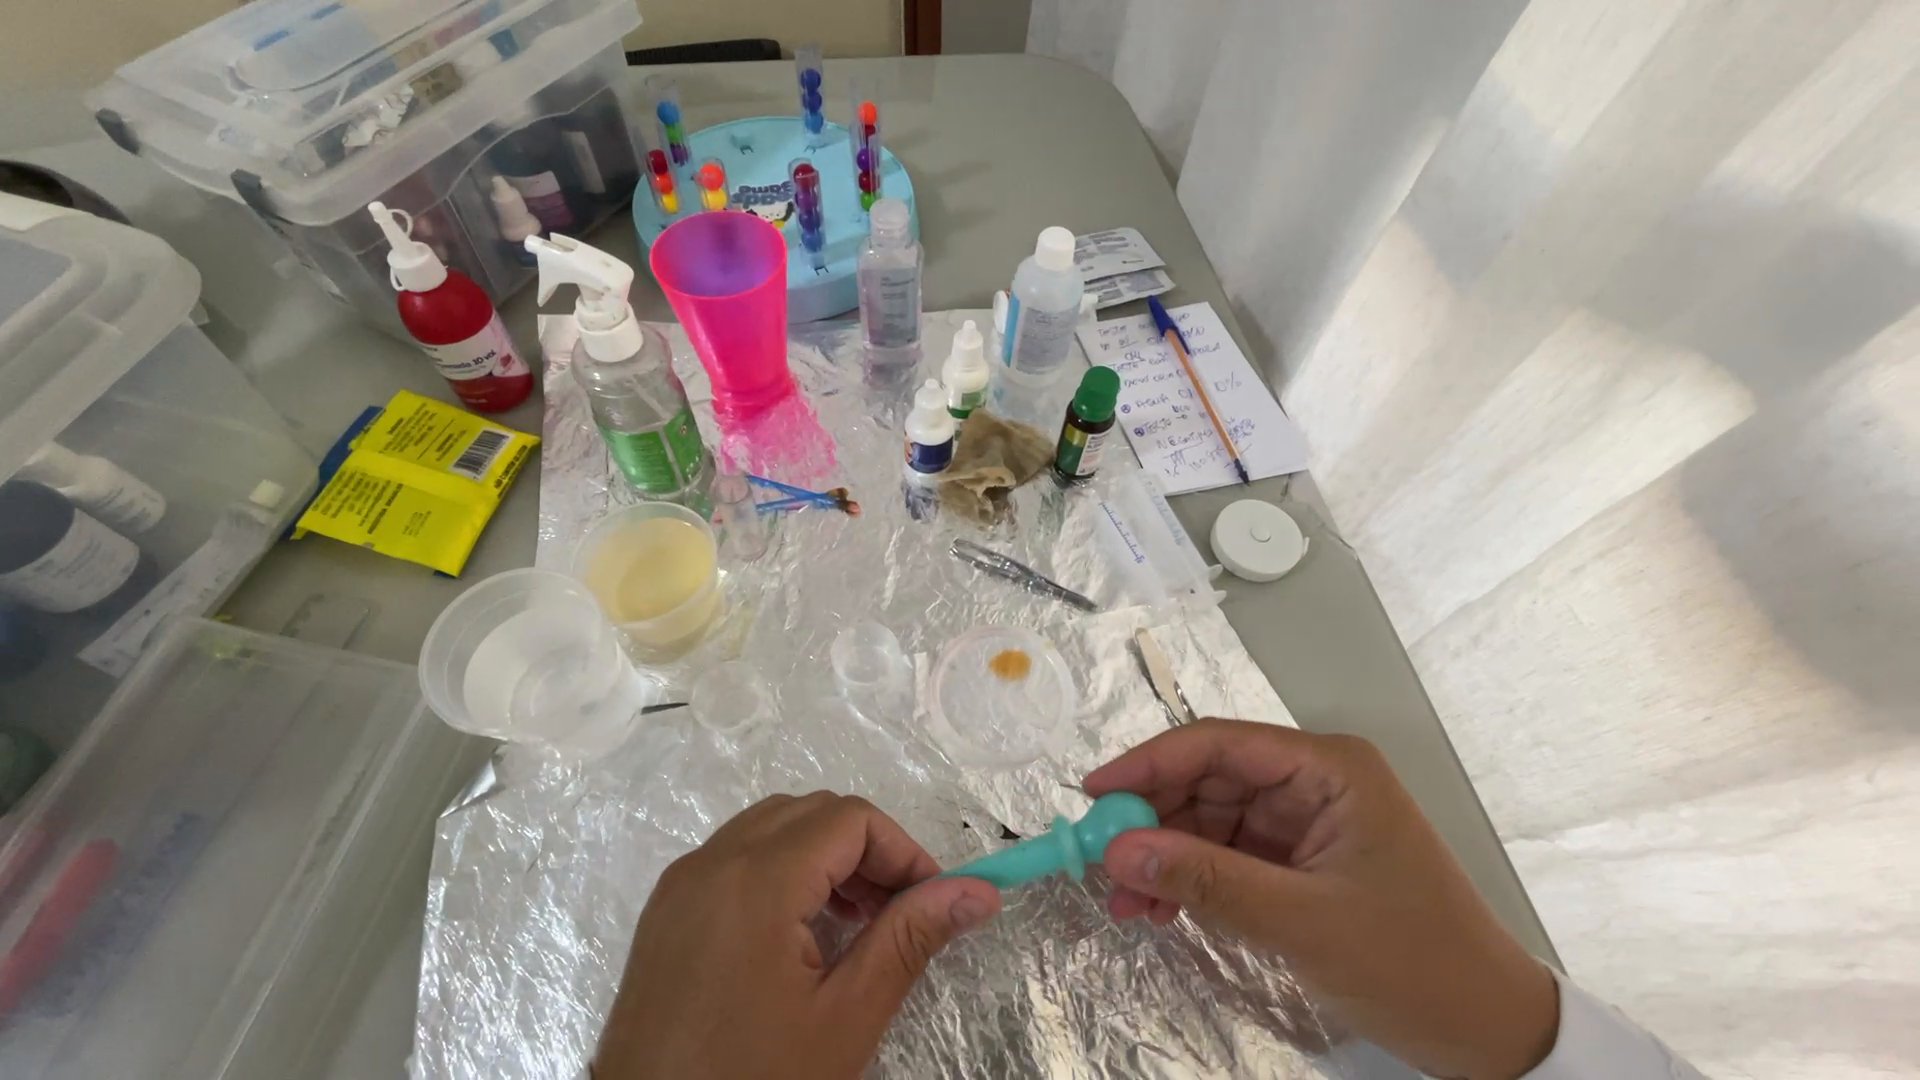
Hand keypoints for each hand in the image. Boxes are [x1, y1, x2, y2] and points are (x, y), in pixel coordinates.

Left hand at [593, 792, 1002, 1078]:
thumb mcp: (845, 1017)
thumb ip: (911, 937)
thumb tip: (980, 892)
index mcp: (757, 877)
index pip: (850, 818)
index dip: (902, 850)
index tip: (931, 901)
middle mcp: (713, 860)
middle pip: (812, 812)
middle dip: (867, 849)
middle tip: (897, 912)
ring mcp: (683, 881)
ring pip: (774, 825)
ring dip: (826, 855)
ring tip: (856, 919)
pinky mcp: (667, 908)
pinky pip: (737, 854)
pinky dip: (782, 868)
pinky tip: (801, 929)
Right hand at [1085, 720, 1558, 1079]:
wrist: (1491, 1036)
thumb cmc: (1413, 964)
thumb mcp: (1302, 922)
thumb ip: (1206, 880)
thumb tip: (1116, 850)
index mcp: (1327, 768)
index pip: (1219, 744)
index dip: (1150, 763)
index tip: (1093, 794)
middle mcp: (1310, 781)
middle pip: (1207, 780)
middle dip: (1152, 819)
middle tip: (1098, 858)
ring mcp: (1302, 820)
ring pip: (1208, 819)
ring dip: (1164, 855)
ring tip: (1123, 900)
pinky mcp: (1295, 859)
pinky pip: (1224, 854)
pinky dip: (1188, 878)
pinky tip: (1157, 907)